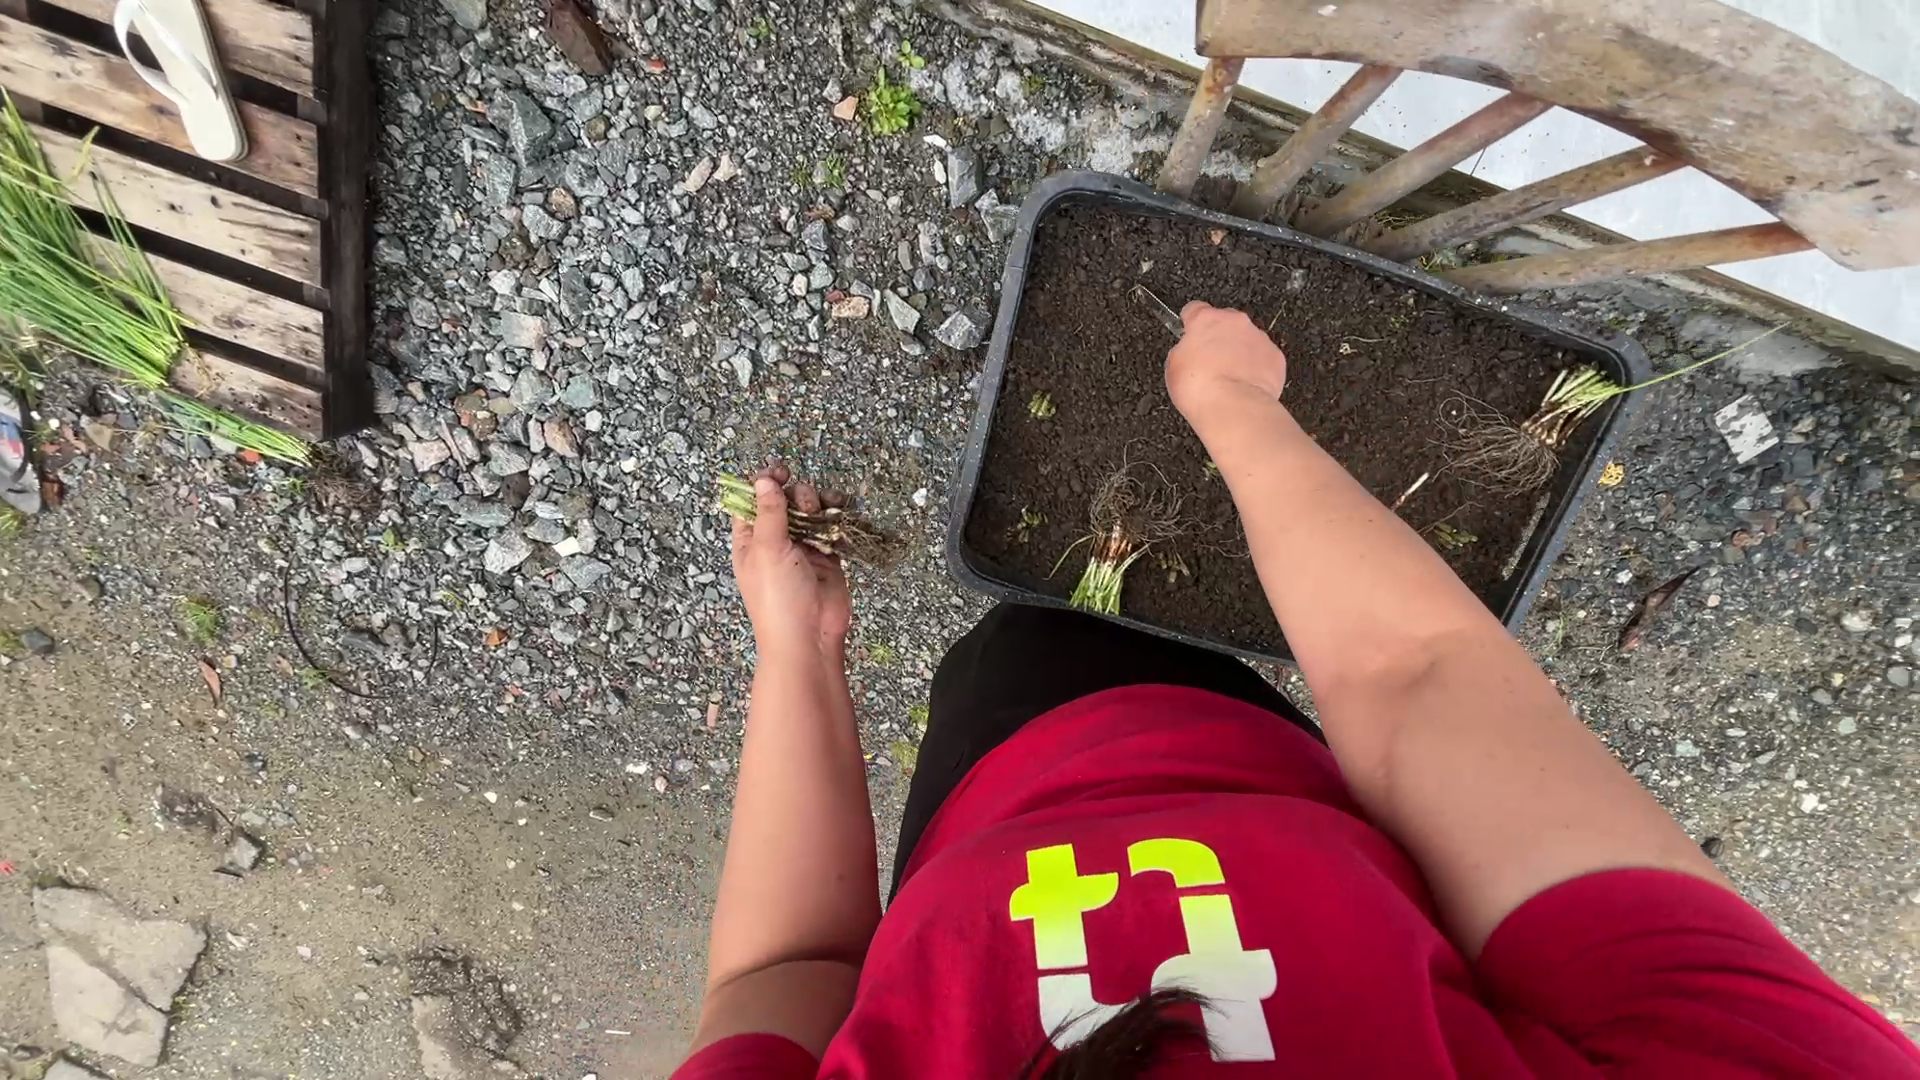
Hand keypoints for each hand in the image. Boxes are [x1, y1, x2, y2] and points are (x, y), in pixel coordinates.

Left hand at [729, 463, 852, 662]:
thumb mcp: (768, 550)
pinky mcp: (827, 557)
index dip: (763, 484)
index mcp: (750, 541)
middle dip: (797, 494)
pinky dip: (838, 518)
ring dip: (819, 503)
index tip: (779, 471)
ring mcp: (802, 549)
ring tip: (826, 508)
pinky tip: (843, 512)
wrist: (809, 636)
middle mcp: (775, 542)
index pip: (752, 502)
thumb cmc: (778, 599)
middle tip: (805, 504)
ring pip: (811, 512)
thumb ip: (769, 513)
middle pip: (785, 502)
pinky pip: (832, 528)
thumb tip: (764, 480)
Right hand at [1165, 301, 1288, 428]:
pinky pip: (1263, 358)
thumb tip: (1188, 351)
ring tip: (1227, 379)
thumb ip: (1182, 350)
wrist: (1231, 406)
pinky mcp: (1274, 356)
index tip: (1190, 331)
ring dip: (1237, 354)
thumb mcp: (1173, 367)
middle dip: (1218, 339)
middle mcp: (1235, 322)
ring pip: (1246, 340)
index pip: (1195, 309)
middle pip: (1225, 323)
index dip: (1191, 322)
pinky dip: (1255, 369)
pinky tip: (1243, 385)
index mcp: (1206, 320)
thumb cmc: (1201, 388)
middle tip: (1209, 363)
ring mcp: (1258, 338)